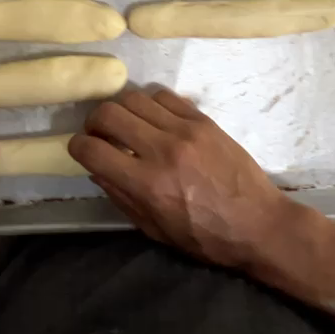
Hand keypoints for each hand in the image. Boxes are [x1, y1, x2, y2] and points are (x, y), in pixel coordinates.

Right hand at [69, 86, 302, 272]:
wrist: (258, 224)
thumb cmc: (205, 237)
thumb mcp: (155, 229)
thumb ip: (121, 197)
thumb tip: (96, 169)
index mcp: (148, 184)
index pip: (93, 150)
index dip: (76, 147)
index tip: (80, 149)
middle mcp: (162, 150)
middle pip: (109, 113)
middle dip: (93, 122)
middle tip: (99, 134)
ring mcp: (185, 130)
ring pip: (134, 98)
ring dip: (121, 109)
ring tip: (126, 124)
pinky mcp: (203, 120)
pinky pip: (164, 96)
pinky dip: (150, 103)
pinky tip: (153, 118)